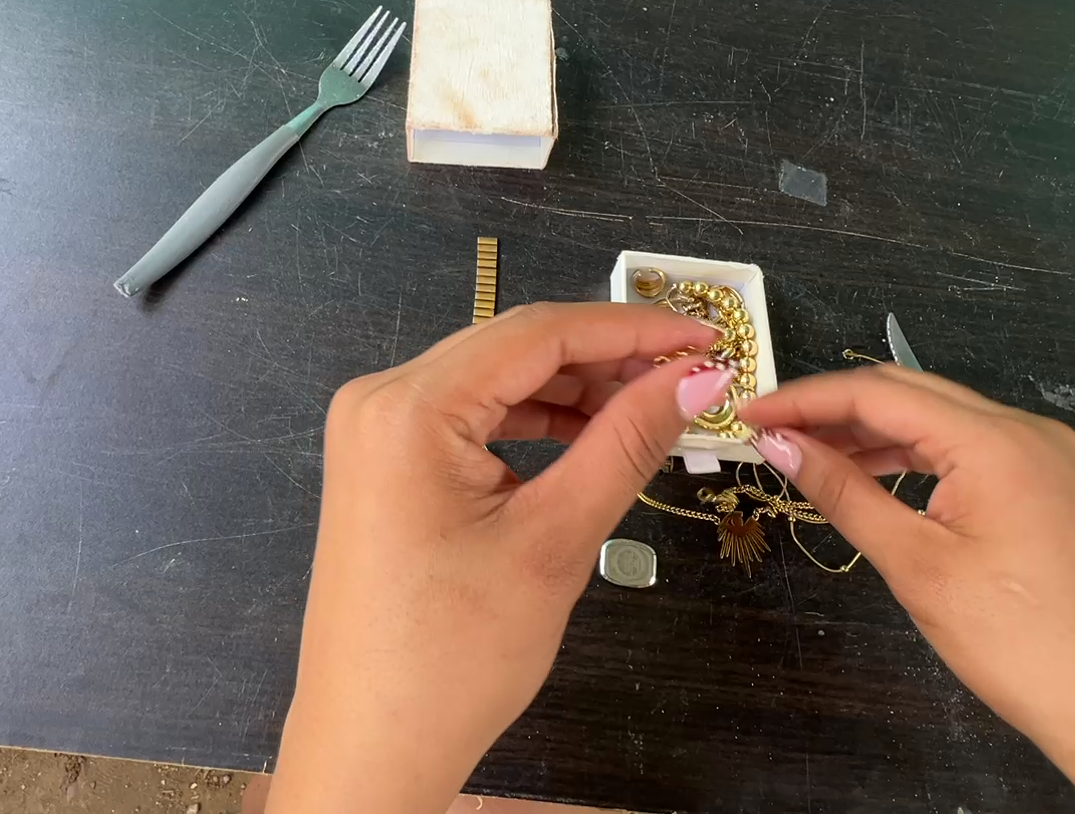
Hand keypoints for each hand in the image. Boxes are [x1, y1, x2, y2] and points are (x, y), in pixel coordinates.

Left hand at [267, 303, 732, 813]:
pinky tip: (586, 429)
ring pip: (495, 377)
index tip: (702, 334)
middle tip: (685, 373)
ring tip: (645, 404)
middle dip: (604, 356)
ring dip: (572, 386)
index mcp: (408, 405)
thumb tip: (696, 376)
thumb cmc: (457, 655)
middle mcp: (382, 395)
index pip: (537, 333)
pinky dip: (533, 417)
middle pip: (513, 348)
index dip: (629, 327)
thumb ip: (627, 442)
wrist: (372, 747)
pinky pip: (471, 413)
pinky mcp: (386, 454)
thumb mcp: (554, 539)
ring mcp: (377, 425)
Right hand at [740, 366, 1074, 813]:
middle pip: (907, 394)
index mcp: (995, 440)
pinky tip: (880, 477)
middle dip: (833, 408)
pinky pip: (969, 450)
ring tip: (814, 456)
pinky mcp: (1059, 488)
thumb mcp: (917, 566)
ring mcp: (1051, 457)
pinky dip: (914, 456)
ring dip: (871, 431)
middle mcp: (1027, 430)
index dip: (802, 399)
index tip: (748, 414)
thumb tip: (777, 443)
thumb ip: (842, 492)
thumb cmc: (1025, 647)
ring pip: (939, 420)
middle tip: (773, 434)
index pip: (875, 393)